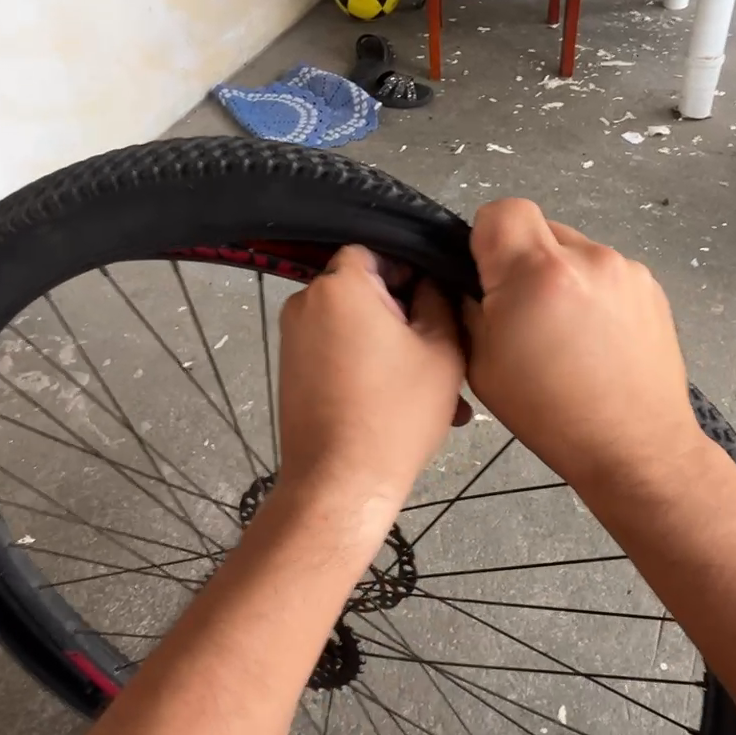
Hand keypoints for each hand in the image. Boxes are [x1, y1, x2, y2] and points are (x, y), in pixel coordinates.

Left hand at [277, 246, 465, 510]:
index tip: (438, 301)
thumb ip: (438, 298)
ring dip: (392, 345)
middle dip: (405, 313)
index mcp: (340, 285)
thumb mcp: (442, 348)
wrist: (341, 484)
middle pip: (364, 287)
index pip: (377, 249)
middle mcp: (306, 301)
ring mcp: (293, 337)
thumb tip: (428, 281)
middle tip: (443, 350)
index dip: (411, 269)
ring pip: (355, 323)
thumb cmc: (396, 413)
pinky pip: (338, 349)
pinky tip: (402, 401)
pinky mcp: (292, 369)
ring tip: (432, 388)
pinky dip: (368, 364)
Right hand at [463, 199, 706, 485]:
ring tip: (564, 331)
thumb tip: (468, 280)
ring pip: (571, 248)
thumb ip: (469, 307)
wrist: (635, 447)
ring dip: (557, 275)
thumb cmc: (552, 416)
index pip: (500, 210)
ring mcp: (624, 269)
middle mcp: (586, 258)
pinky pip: (602, 269)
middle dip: (521, 260)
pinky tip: (593, 336)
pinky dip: (589, 290)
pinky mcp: (650, 284)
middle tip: (523, 312)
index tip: (487, 273)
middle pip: (537, 227)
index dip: (485, 237)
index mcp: (537, 275)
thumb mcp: (481, 364)